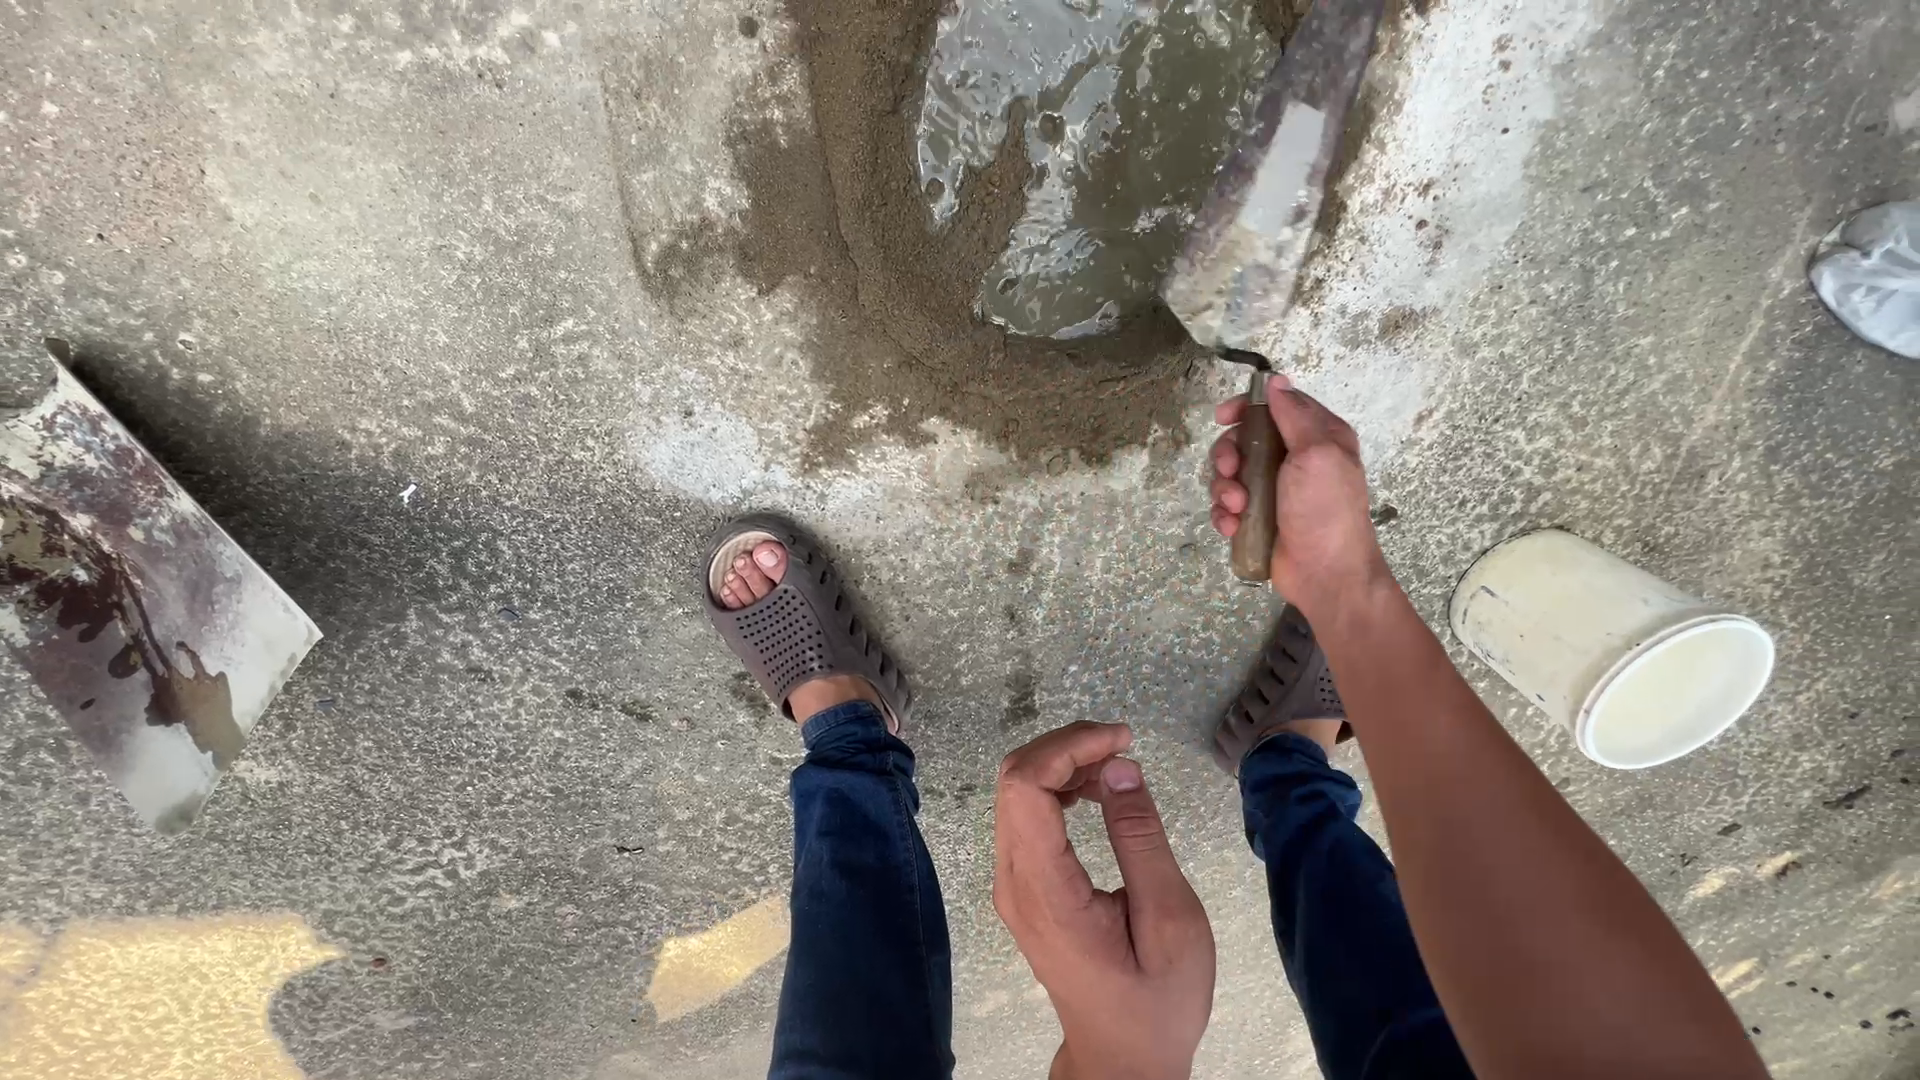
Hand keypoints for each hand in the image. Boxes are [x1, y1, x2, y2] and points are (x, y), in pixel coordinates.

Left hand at [993, 722, 1214, 1079]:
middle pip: (1014, 778)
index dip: (1068, 746)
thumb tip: (1119, 766)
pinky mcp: (1021, 882)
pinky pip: (1025, 813)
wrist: (1123, 1058)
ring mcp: (1010, 881)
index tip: (1122, 738)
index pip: (1025, 787)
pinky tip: (1095, 791)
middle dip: (1066, 745)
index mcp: (1044, 891)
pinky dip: (1058, 786)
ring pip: (1017, 790)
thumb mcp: (1171, 921)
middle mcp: (1012, 879)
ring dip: (1063, 762)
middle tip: (1122, 743)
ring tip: (1116, 765)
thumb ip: (1141, 839)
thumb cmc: (1156, 999)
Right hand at [1209, 378, 1390, 619]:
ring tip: (1237, 507)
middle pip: (1242, 439)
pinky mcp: (1254, 518)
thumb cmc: (1326, 508)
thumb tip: (1275, 381)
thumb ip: (1293, 415)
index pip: (1274, 406)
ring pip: (1228, 474)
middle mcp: (1292, 459)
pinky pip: (1225, 506)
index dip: (1245, 407)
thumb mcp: (1317, 452)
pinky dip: (1224, 515)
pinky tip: (1233, 527)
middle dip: (1228, 455)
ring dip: (1224, 489)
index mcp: (1315, 437)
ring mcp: (1271, 491)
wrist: (1325, 572)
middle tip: (1230, 471)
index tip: (1223, 417)